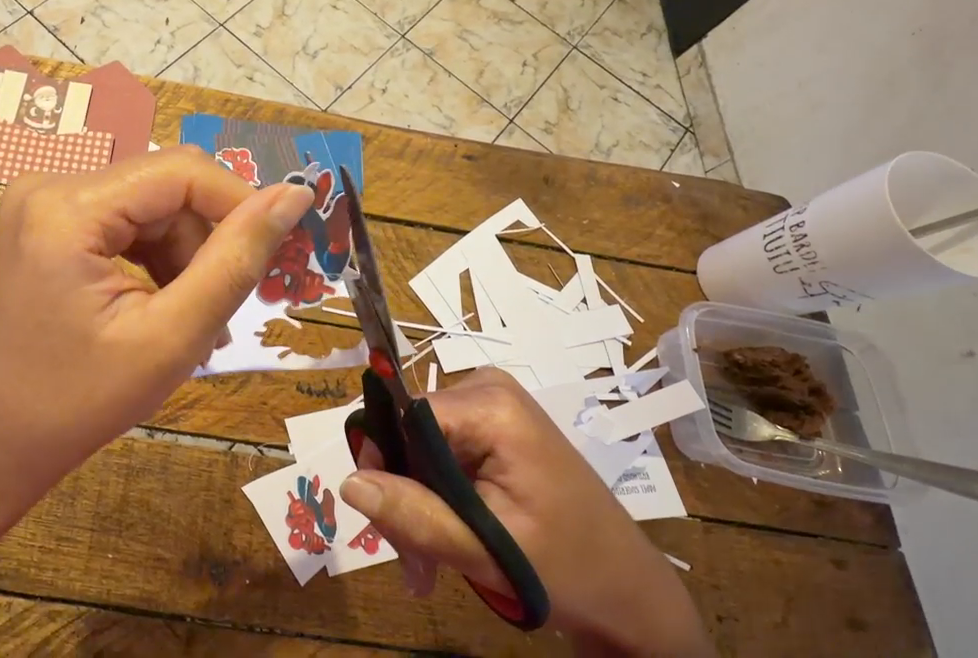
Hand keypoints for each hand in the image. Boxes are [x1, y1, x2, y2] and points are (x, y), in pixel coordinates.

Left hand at [0, 146, 313, 543]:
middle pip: (163, 188)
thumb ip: (236, 260)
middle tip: (227, 312)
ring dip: (184, 257)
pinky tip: (164, 308)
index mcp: (66, 206)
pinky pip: (121, 223)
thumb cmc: (79, 404)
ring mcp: (40, 204)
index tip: (280, 254)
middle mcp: (47, 185)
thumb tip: (293, 196)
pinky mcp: (44, 224)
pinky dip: (153, 260)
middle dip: (206, 243)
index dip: (241, 203)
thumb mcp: (172, 336)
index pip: (181, 170)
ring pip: (148, 206)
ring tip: (195, 324)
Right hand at [340, 369, 709, 657]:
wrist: (629, 591)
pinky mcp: (494, 425)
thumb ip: (415, 515)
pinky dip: (434, 498)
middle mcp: (486, 387)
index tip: (391, 532)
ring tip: (428, 565)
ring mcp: (491, 404)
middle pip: (407, 432)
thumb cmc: (567, 569)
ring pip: (416, 447)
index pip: (401, 416)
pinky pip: (439, 451)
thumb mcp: (484, 549)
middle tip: (416, 566)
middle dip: (401, 499)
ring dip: (415, 505)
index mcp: (490, 404)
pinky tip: (442, 542)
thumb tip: (348, 482)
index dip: (385, 468)